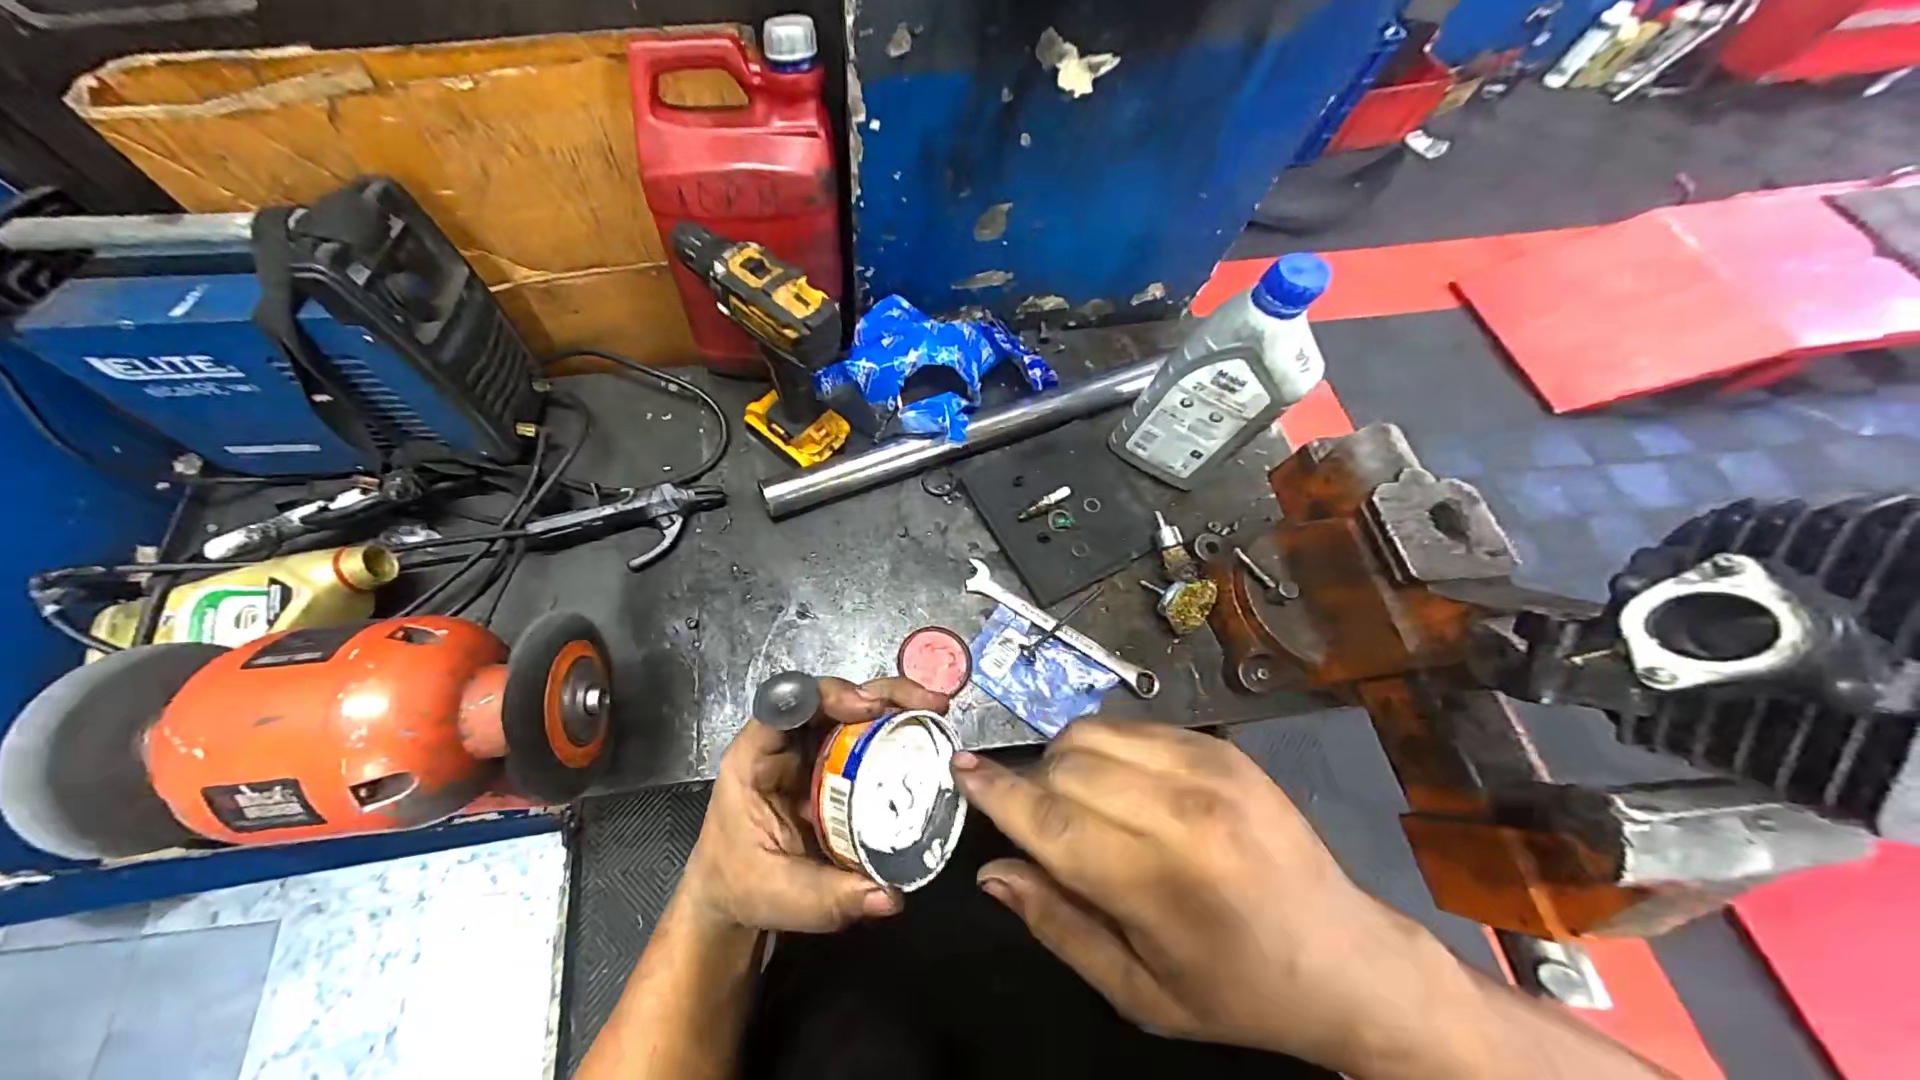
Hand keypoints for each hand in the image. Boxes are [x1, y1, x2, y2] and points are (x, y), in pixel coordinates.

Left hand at [679, 676, 950, 933]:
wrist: (733, 897)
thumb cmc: (742, 886)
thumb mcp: (780, 896)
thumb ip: (831, 898)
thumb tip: (890, 896)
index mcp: (754, 760)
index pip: (785, 706)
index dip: (827, 697)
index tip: (871, 710)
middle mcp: (784, 744)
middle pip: (830, 697)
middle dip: (880, 694)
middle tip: (926, 704)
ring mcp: (811, 750)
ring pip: (852, 709)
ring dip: (894, 704)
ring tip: (935, 711)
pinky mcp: (833, 764)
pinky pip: (865, 736)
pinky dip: (895, 728)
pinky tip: (926, 733)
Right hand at [952, 719, 1482, 1074]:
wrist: (1346, 955)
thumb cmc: (1235, 991)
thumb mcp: (1138, 992)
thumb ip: (1057, 925)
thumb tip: (993, 870)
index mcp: (1161, 882)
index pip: (1051, 820)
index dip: (997, 793)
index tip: (960, 770)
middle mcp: (1182, 809)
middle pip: (1064, 767)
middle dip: (1032, 787)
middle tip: (1038, 820)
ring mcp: (1207, 766)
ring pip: (1092, 733)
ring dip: (1065, 761)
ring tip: (1078, 800)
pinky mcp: (1220, 745)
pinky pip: (1132, 725)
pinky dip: (1105, 748)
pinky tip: (1121, 783)